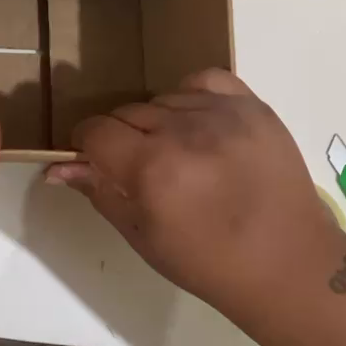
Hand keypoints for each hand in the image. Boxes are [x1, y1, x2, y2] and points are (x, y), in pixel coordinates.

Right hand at [46, 69, 343, 320]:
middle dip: (124, 139)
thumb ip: (100, 191)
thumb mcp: (143, 235)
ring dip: (159, 122)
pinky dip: (193, 96)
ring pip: (163, 99)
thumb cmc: (207, 262)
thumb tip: (58, 167)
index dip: (88, 146)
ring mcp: (223, 114)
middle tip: (145, 171)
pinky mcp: (253, 107)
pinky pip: (205, 81)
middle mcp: (184, 132)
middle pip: (127, 113)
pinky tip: (200, 124)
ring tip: (180, 155)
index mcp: (152, 169)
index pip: (95, 130)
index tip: (99, 163)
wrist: (288, 264)